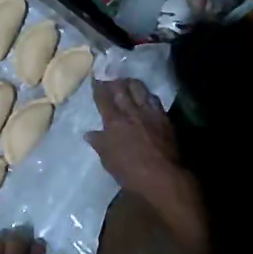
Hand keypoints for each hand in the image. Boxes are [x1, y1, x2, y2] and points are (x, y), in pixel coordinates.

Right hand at [88, 79, 208, 253]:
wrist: (163, 177)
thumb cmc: (131, 172)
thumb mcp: (108, 160)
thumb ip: (99, 143)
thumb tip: (89, 133)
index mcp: (113, 122)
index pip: (103, 98)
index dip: (98, 87)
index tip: (95, 78)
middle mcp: (130, 112)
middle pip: (121, 88)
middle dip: (114, 80)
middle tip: (110, 76)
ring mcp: (149, 113)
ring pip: (139, 89)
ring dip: (131, 83)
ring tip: (128, 81)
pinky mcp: (164, 118)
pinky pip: (154, 99)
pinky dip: (148, 95)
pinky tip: (146, 95)